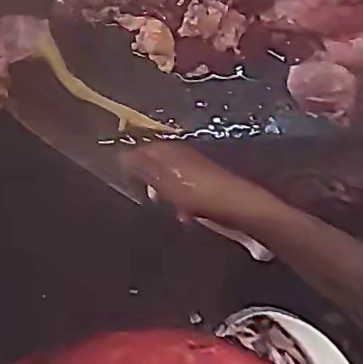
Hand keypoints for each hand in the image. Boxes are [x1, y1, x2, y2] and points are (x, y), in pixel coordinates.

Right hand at [128, 143, 282, 232]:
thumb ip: (143, 169)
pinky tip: (184, 214)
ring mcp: (191, 165)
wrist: (241, 206)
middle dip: (146, 182)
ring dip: (163, 194)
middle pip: (151, 164)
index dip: (128, 166)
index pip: (137, 150)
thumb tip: (120, 156)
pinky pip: (181, 188)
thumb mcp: (166, 184)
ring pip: (165, 178)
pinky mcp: (202, 179)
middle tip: (146, 199)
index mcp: (166, 149)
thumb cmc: (200, 195)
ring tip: (166, 208)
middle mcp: (177, 152)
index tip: (124, 184)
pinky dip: (179, 200)